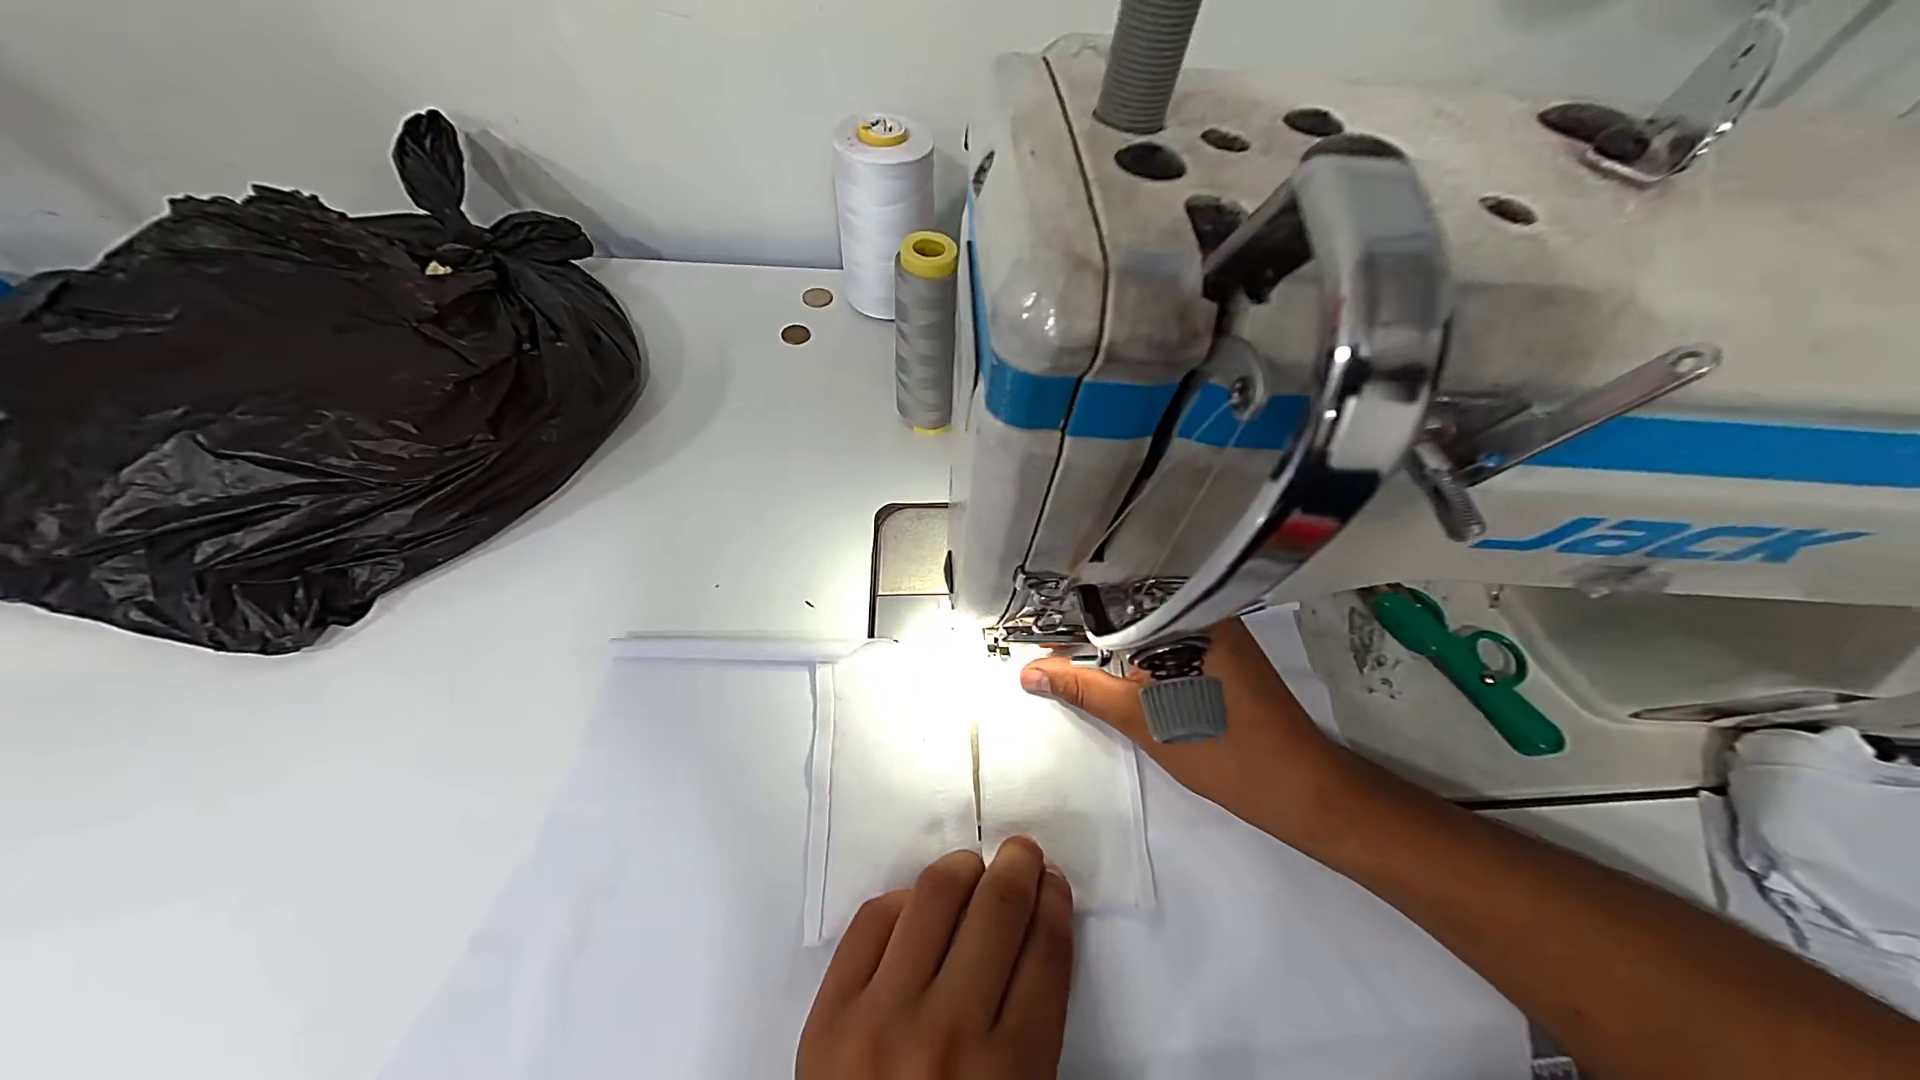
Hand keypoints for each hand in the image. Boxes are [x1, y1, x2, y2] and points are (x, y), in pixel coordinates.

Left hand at [797, 836, 1073, 1079]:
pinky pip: (873, 920)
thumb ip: (1030, 1028)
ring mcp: (882, 1018)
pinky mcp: (829, 1014)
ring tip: (975, 865)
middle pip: (998, 911)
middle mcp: (948, 1036)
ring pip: (935, 896)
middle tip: (1021, 852)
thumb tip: (1033, 932)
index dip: (1053, 904)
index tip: (1051, 883)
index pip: (1046, 953)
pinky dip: (904, 900)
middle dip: (1017, 868)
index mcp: (1008, 1076)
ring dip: (964, 867)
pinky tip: (919, 904)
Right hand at [1019, 617, 1351, 843]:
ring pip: (1144, 632)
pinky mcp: (1219, 656)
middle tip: (1042, 652)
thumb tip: (1030, 672)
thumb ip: (1083, 689)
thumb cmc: (1226, 752)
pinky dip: (1134, 661)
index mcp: (1188, 614)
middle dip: (1084, 634)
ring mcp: (1214, 634)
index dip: (1070, 618)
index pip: (1114, 602)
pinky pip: (1164, 647)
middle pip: (1127, 614)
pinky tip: (1108, 674)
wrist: (1300, 792)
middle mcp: (1203, 613)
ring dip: (1107, 649)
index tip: (1033, 634)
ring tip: (1064, 662)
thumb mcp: (1142, 718)